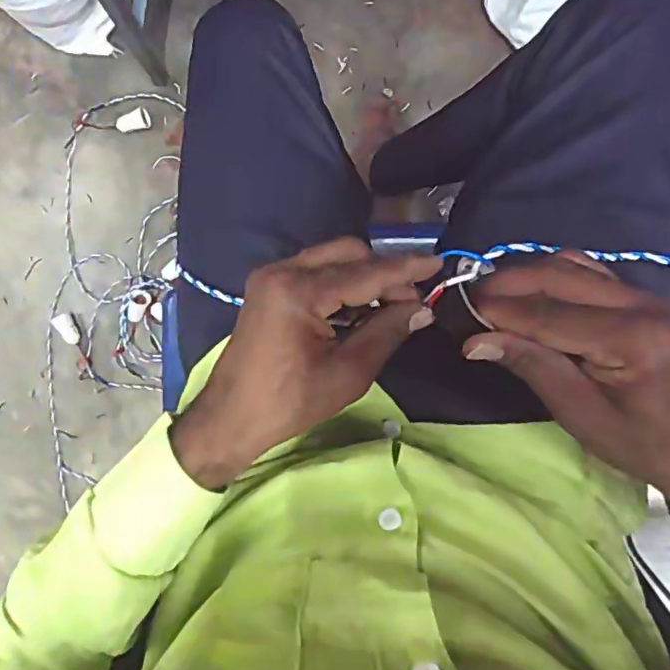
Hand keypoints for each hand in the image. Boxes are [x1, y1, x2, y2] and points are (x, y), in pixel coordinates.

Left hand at [170, 238, 439, 487]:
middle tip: (411, 299)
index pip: (365, 272)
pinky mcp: (267, 288)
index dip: (405, 269)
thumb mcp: (347, 372)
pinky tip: (360, 308)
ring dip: (362, 277)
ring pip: (330, 259)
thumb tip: (420, 309)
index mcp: (298, 291)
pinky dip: (340, 284)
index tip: (438, 265)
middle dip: (383, 271)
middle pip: (347, 253)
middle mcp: (282, 272)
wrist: (231, 417)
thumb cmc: (288, 403)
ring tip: (392, 305)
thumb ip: (387, 332)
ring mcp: (270, 277)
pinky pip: (313, 272)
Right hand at [463, 254, 669, 524]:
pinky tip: (528, 294)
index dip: (497, 311)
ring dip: (526, 275)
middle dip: (506, 284)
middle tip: (466, 301)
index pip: (547, 313)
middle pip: (557, 276)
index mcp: (631, 337)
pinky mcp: (642, 298)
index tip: (456, 313)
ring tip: (491, 296)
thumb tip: (474, 341)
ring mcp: (645, 295)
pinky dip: (551, 277)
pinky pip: (588, 273)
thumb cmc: (644, 445)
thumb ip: (532, 366)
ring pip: (571, 265)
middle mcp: (641, 303)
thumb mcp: (581, 415)